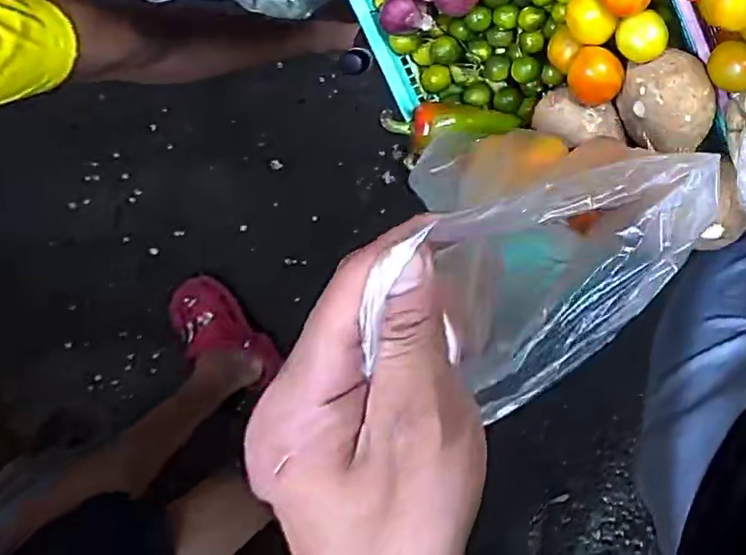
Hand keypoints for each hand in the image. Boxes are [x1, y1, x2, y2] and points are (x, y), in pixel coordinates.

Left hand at [245, 217, 484, 554]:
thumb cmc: (411, 518)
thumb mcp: (420, 423)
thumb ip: (411, 336)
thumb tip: (413, 257)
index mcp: (296, 402)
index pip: (343, 292)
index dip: (394, 250)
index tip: (446, 227)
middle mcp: (284, 397)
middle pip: (345, 306)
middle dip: (404, 279)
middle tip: (460, 270)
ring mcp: (300, 409)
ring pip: (356, 325)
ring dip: (406, 307)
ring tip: (453, 304)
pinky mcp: (323, 416)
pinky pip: (361, 352)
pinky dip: (401, 335)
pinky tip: (431, 340)